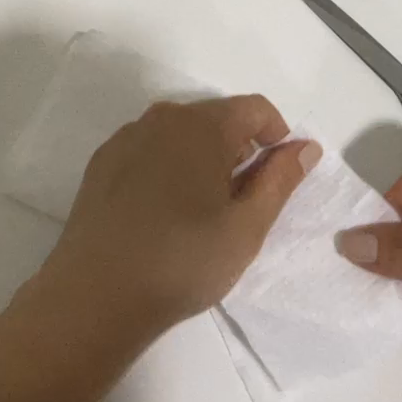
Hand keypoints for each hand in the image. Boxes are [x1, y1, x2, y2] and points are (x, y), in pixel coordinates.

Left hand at [38, 95, 322, 335]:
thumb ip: (280, 180)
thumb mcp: (247, 227)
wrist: (96, 293)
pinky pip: (149, 148)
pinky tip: (162, 212)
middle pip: (217, 117)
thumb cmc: (183, 260)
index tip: (278, 176)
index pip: (255, 108)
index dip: (276, 135)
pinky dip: (167, 166)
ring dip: (202, 158)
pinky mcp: (103, 160)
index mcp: (203, 125)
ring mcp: (128, 136)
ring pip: (181, 133)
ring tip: (202, 211)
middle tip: (241, 202)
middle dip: (239, 149)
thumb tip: (305, 147)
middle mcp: (163, 117)